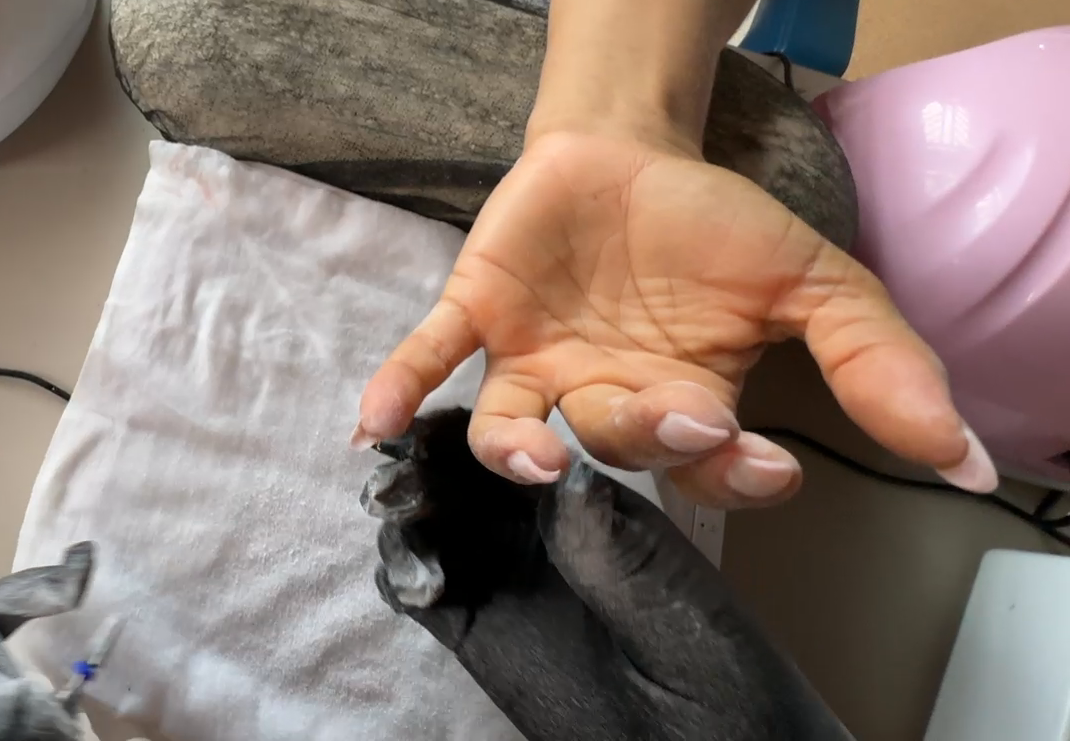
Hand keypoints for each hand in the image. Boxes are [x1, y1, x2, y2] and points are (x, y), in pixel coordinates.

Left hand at [354, 130, 994, 507]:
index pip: (700, 466)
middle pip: (608, 441)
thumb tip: (961, 456)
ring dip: (512, 445)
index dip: (726, 473)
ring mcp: (526, 355)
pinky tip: (371, 425)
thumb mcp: (809, 282)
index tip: (756, 456)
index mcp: (675, 398)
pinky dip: (400, 386)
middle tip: (673, 416)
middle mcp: (591, 390)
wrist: (631, 150)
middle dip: (638, 437)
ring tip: (531, 454)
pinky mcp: (474, 307)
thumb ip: (872, 356)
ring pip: (509, 419)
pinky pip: (430, 353)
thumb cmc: (709, 222)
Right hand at [365, 409, 852, 740]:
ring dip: (404, 511)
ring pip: (429, 519)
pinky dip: (403, 572)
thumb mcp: (685, 619)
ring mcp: (496, 570)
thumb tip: (560, 471)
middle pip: (456, 471)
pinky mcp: (468, 620)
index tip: (433, 428)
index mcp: (583, 503)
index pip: (516, 443)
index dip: (471, 431)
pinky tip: (414, 583)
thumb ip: (619, 555)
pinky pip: (419, 582)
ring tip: (395, 522)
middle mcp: (530, 525)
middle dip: (421, 462)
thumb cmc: (729, 695)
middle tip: (396, 474)